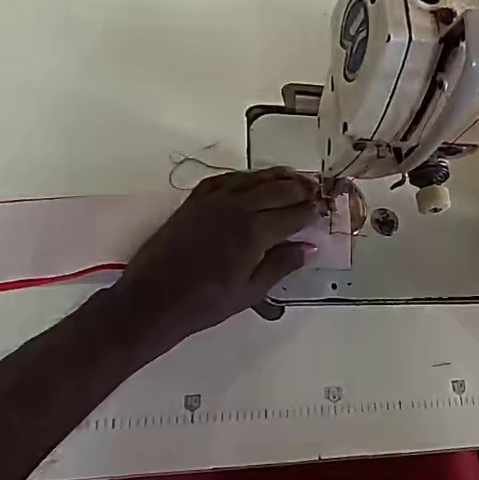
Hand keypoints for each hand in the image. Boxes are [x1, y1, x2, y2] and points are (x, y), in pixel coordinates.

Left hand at [109, 167, 320, 342]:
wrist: (155, 299)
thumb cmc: (205, 303)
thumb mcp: (251, 291)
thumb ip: (281, 264)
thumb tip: (308, 248)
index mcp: (254, 231)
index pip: (293, 214)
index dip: (311, 211)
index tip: (323, 210)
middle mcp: (236, 208)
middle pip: (277, 190)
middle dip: (300, 189)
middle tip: (316, 191)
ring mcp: (213, 201)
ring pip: (253, 178)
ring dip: (277, 177)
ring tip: (294, 178)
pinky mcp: (194, 201)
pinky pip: (225, 179)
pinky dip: (245, 176)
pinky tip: (252, 179)